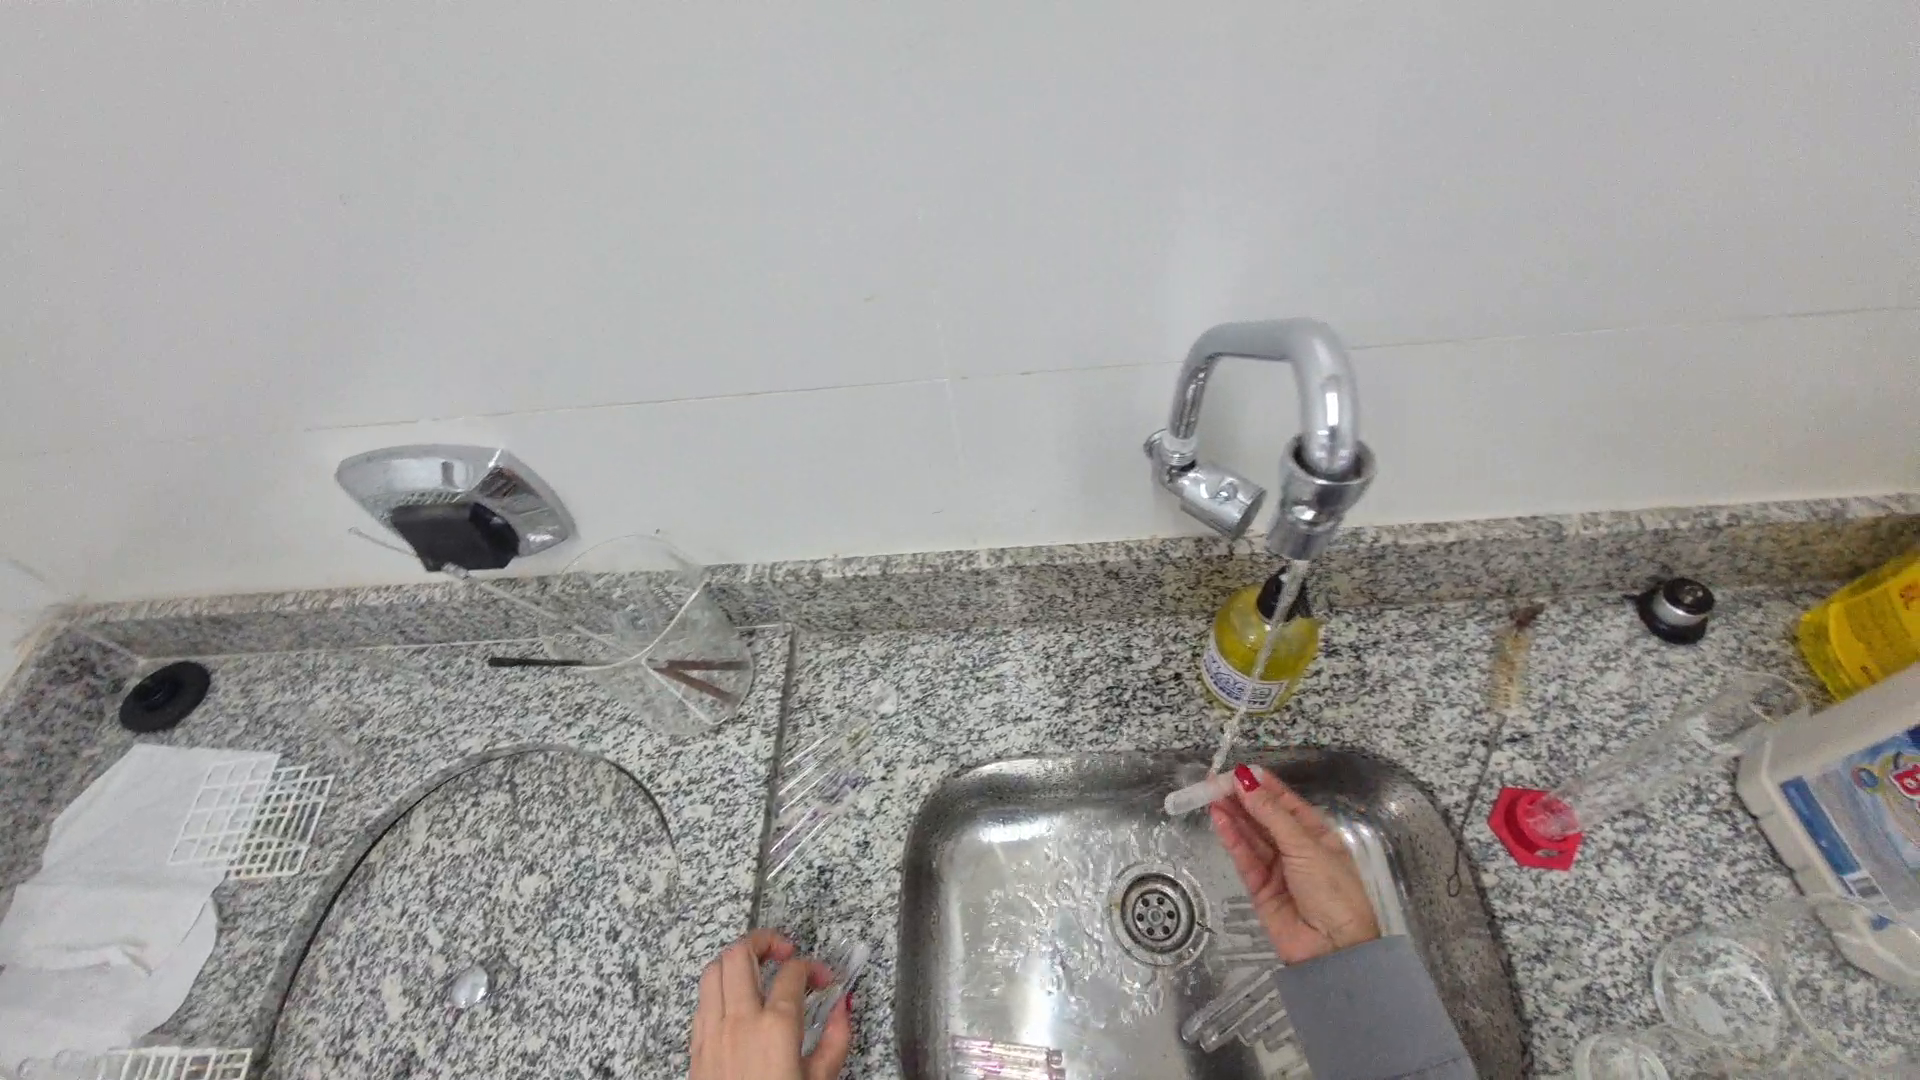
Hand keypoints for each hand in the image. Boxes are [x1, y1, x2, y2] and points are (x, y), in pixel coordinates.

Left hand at [690, 929, 852, 1079]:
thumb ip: (837, 1040)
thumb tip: (843, 1007)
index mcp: (776, 1025)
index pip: (793, 971)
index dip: (813, 966)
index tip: (824, 979)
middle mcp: (741, 1018)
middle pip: (741, 952)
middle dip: (765, 940)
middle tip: (785, 952)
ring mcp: (713, 1031)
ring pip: (714, 969)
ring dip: (737, 959)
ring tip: (758, 968)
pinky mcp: (695, 1047)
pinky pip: (703, 999)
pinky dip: (720, 987)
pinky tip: (738, 1000)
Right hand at [1209, 763, 1380, 963]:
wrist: (1334, 952)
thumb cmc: (1332, 891)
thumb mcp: (1305, 846)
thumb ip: (1270, 813)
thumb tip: (1244, 780)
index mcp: (1315, 834)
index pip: (1284, 801)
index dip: (1261, 785)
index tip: (1237, 771)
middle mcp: (1294, 847)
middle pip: (1263, 816)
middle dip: (1241, 798)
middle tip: (1214, 781)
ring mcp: (1276, 866)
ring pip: (1250, 834)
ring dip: (1232, 814)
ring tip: (1210, 795)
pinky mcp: (1258, 886)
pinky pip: (1243, 856)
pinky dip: (1230, 837)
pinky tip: (1218, 818)